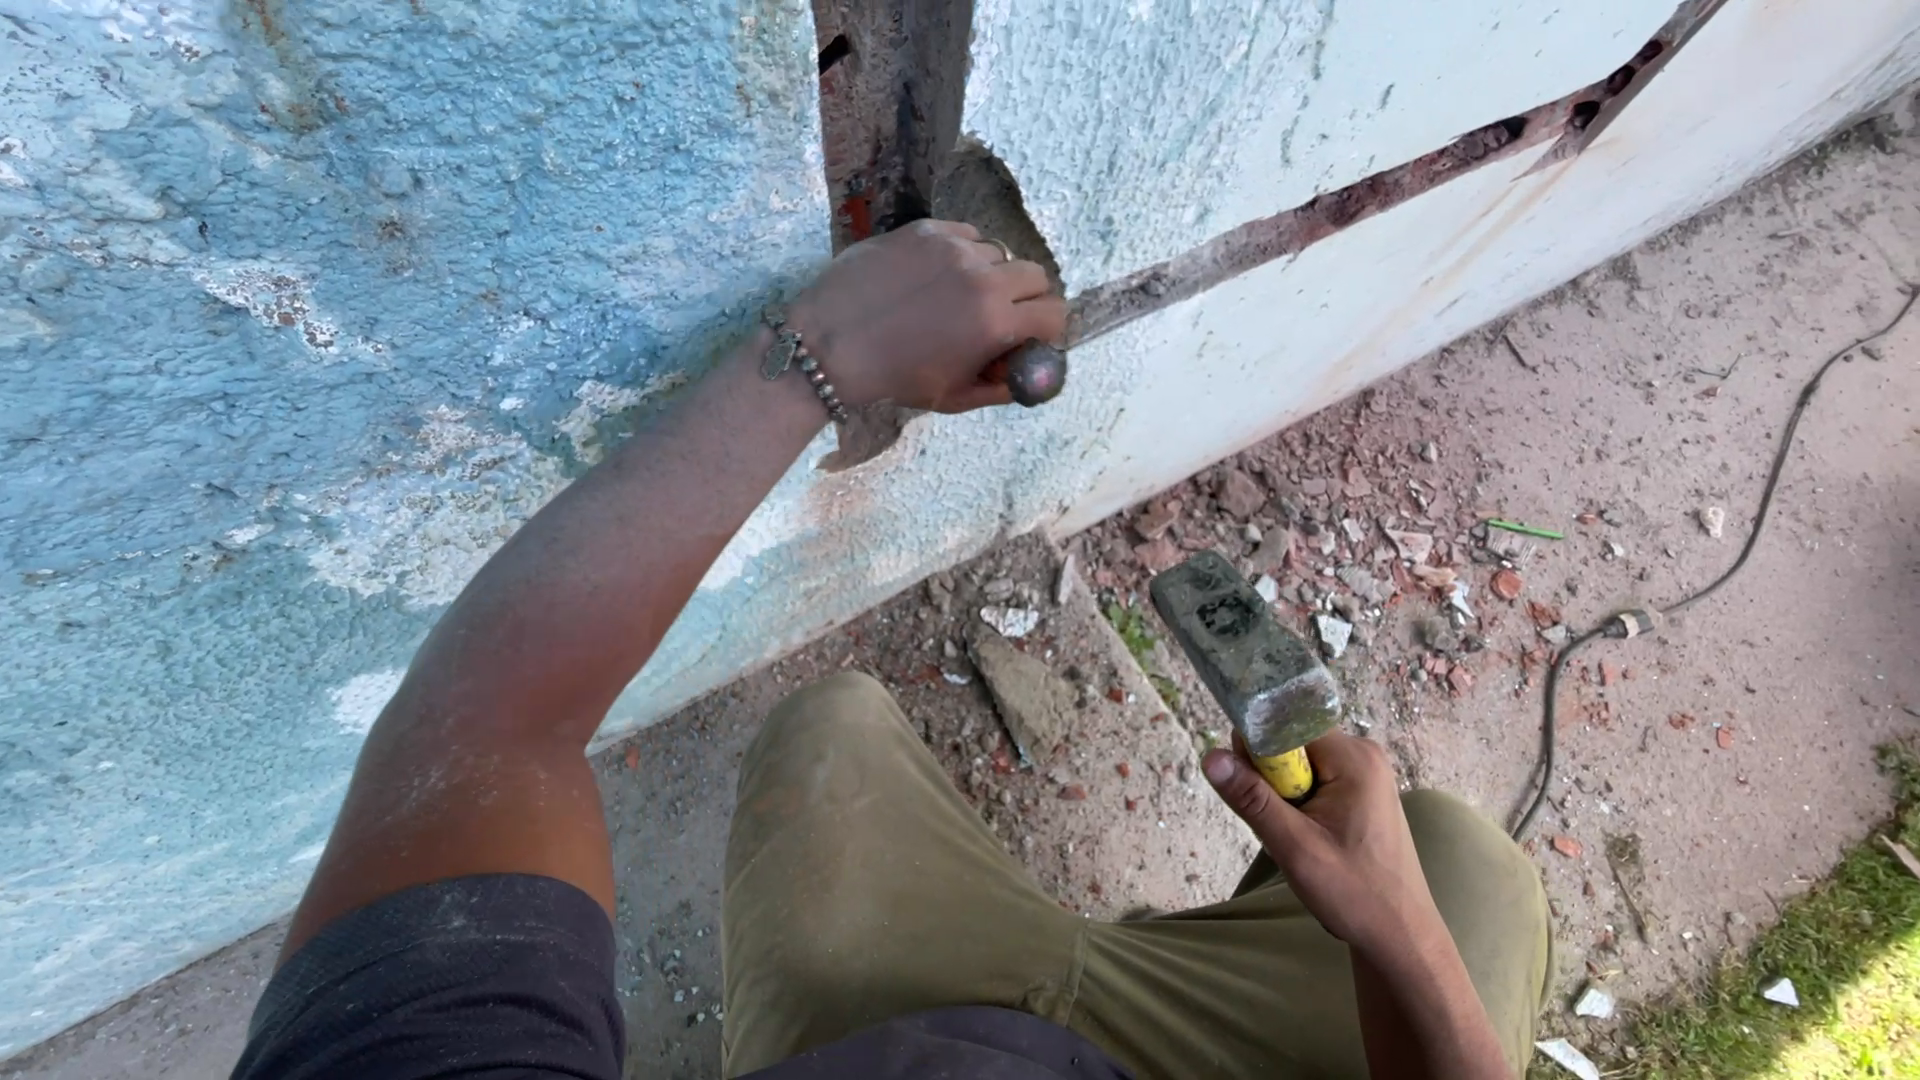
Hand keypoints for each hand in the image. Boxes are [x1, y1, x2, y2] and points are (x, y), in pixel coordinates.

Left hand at [786, 220, 1065, 412]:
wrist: (829, 345)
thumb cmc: (892, 379)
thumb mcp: (952, 398)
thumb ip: (1000, 388)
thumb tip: (1026, 375)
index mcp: (994, 324)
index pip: (1054, 312)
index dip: (1049, 327)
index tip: (1034, 333)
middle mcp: (982, 279)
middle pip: (1035, 275)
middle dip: (1027, 297)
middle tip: (1004, 313)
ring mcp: (954, 248)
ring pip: (998, 252)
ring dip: (991, 273)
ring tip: (961, 294)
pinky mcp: (926, 230)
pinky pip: (965, 235)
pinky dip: (962, 254)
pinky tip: (935, 276)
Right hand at [1203, 733, 1444, 955]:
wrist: (1401, 939)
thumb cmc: (1354, 894)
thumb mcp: (1295, 847)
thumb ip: (1251, 798)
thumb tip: (1209, 756)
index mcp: (1354, 757)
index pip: (1286, 725)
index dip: (1259, 749)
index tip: (1247, 784)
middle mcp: (1362, 754)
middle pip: (1290, 742)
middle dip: (1269, 777)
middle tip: (1275, 822)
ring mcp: (1364, 771)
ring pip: (1297, 762)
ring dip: (1281, 793)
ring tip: (1294, 834)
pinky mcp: (1361, 790)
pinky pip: (1312, 777)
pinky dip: (1297, 801)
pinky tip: (1305, 833)